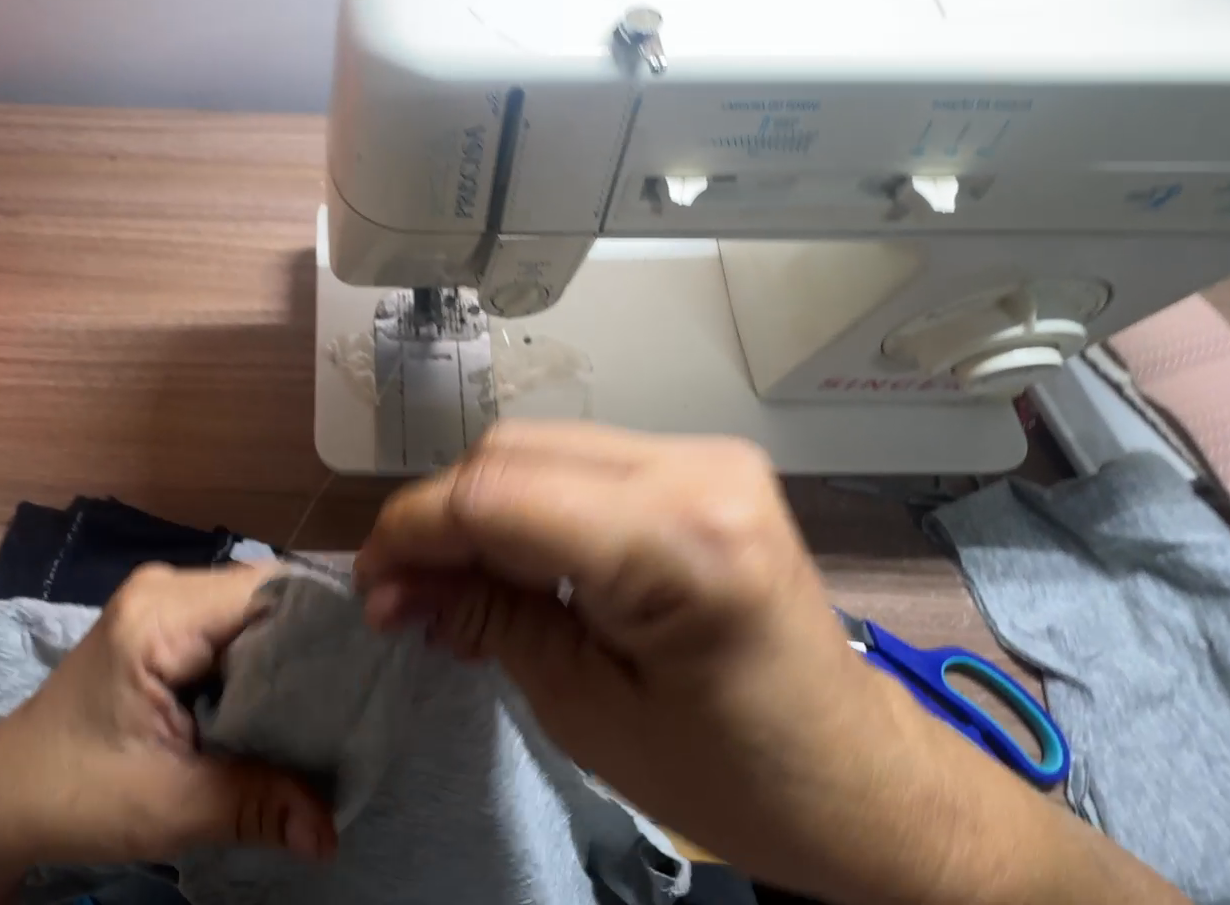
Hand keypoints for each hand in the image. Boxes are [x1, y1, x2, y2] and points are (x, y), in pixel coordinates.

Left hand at [0, 564, 335, 902]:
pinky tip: (285, 697)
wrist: (4, 795)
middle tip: (358, 695)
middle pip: (266, 595)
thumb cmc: (75, 794)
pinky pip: (232, 623)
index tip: (367, 673)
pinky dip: (262, 657)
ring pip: (254, 608)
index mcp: (161, 614)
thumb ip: (257, 804)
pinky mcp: (162, 622)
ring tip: (331, 699)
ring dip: (289, 653)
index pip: (269, 594)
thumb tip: (332, 832)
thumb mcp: (170, 806)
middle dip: (312, 645)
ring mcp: (161, 600)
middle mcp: (164, 588)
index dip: (322, 629)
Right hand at [353, 421, 1187, 904]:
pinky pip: (574, 465)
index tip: (370, 585)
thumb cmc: (731, 778)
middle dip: (438, 521)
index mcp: (679, 542)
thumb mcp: (583, 709)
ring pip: (534, 450)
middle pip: (509, 455)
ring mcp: (704, 455)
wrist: (859, 780)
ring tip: (448, 589)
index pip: (496, 497)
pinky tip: (505, 566)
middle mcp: (696, 467)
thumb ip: (484, 618)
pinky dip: (520, 509)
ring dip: (474, 514)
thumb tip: (392, 583)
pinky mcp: (700, 464)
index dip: (412, 532)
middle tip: (402, 596)